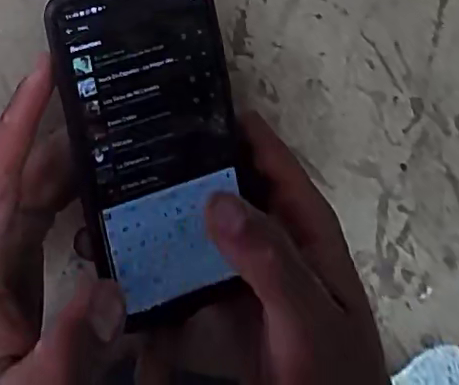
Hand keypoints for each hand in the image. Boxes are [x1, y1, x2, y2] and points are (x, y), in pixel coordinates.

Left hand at [0, 60, 125, 384]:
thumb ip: (67, 346)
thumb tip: (112, 286)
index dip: (20, 118)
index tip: (45, 66)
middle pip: (24, 173)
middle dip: (62, 127)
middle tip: (108, 89)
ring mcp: (1, 261)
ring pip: (39, 190)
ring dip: (75, 157)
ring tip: (119, 128)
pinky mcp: (19, 274)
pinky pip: (49, 214)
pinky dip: (77, 191)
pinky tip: (109, 187)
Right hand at [138, 113, 388, 384]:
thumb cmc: (330, 375)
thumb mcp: (306, 313)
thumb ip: (268, 258)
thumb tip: (217, 196)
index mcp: (307, 227)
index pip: (273, 161)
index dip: (240, 129)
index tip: (197, 101)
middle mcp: (278, 240)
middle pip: (237, 188)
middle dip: (198, 165)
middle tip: (147, 141)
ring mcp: (253, 274)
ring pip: (212, 225)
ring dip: (178, 208)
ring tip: (129, 185)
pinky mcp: (231, 307)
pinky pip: (197, 269)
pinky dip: (171, 256)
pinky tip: (135, 249)